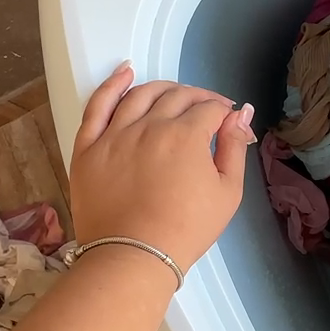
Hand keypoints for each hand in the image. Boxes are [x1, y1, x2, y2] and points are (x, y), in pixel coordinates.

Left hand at [67, 63, 255, 273]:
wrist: (133, 258)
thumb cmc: (187, 229)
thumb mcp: (228, 192)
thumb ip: (235, 147)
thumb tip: (240, 113)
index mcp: (186, 135)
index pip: (209, 108)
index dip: (223, 112)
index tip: (228, 122)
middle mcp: (150, 125)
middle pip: (178, 96)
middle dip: (198, 98)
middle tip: (207, 110)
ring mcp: (115, 134)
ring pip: (141, 94)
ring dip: (163, 88)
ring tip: (174, 93)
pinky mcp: (88, 147)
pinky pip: (97, 106)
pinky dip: (112, 84)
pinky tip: (125, 72)